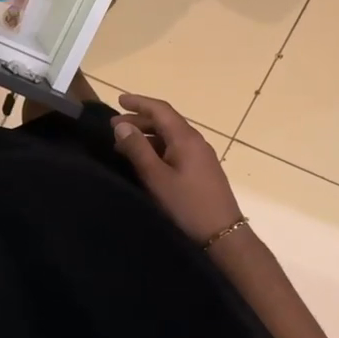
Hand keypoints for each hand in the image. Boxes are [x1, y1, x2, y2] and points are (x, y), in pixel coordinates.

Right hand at [111, 94, 243, 245]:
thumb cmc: (187, 205)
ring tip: (125, 145)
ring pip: (170, 136)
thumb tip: (121, 125)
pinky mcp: (202, 170)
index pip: (160, 109)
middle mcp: (196, 141)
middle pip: (165, 121)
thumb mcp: (156, 177)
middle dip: (140, 120)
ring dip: (147, 135)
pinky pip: (176, 148)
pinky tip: (146, 161)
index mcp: (186, 138)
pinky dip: (158, 148)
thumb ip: (137, 149)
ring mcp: (201, 156)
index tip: (118, 100)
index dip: (138, 102)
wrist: (223, 236)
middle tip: (115, 127)